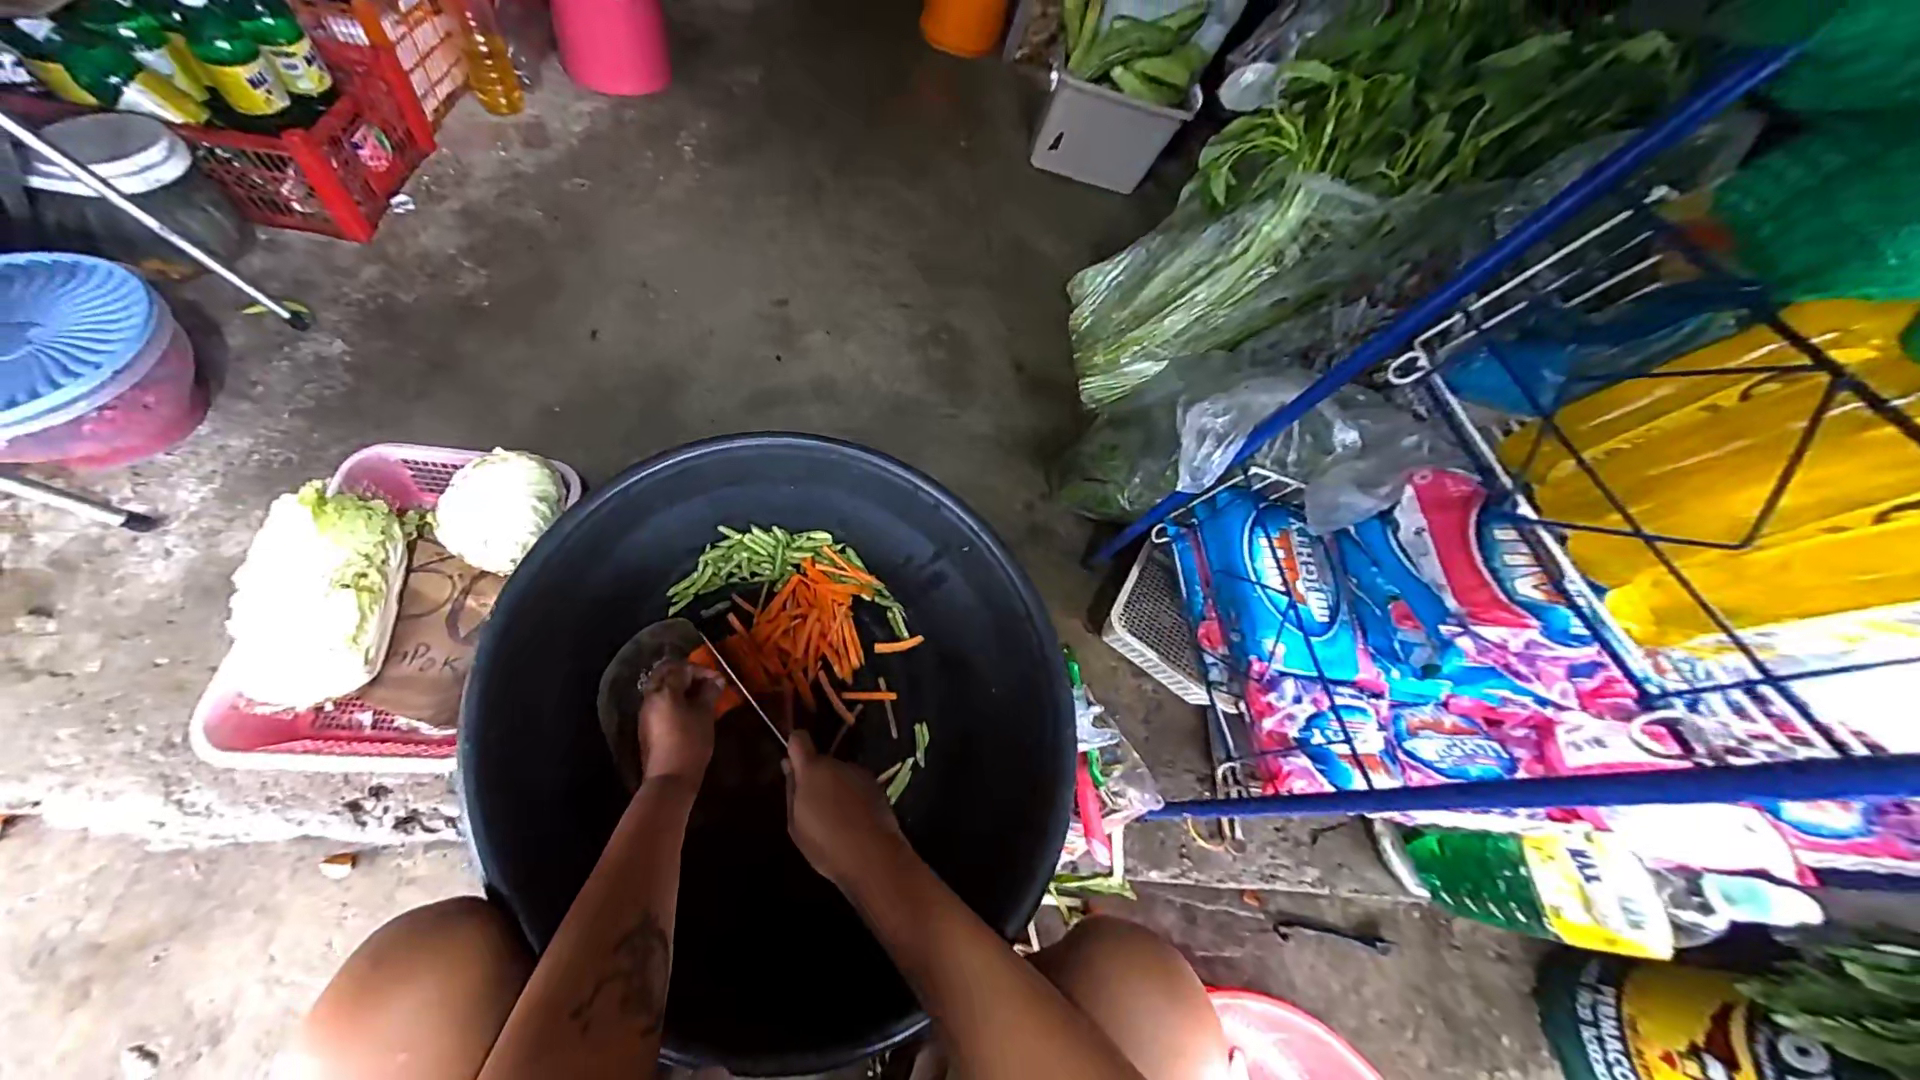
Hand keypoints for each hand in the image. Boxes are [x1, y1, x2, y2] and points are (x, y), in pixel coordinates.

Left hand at [637, 658, 725, 784]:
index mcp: (664, 691)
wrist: (670, 776)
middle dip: (685, 673)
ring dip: (678, 685)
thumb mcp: (705, 714)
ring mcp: (646, 712)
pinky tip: (688, 707)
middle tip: (704, 680)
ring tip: (698, 694)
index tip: (718, 680)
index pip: (682, 669)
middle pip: (664, 673)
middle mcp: (650, 697)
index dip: (702, 671)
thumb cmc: (690, 741)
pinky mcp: (647, 725)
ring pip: (660, 687)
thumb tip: (716, 680)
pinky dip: (673, 697)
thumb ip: (709, 693)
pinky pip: (659, 701)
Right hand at [782, 730, 904, 889]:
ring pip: (840, 775)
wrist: (873, 854)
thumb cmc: (825, 842)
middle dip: (817, 779)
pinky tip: (854, 822)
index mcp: (813, 769)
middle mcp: (838, 764)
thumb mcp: (795, 823)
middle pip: (822, 763)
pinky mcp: (877, 786)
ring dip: (836, 788)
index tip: (793, 764)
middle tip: (815, 809)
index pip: (799, 740)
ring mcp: (860, 773)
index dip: (794, 747)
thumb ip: (792, 789)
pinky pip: (856, 786)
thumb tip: (789, 765)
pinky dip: (853, 797)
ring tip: (837, 820)